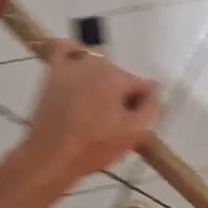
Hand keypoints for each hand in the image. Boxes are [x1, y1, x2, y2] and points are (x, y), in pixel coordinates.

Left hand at [21, 41, 161, 182]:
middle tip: (112, 123)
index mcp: (116, 77)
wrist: (51, 157)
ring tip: (93, 109)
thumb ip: (152, 108)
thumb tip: (156, 88)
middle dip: (120, 96)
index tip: (131, 125)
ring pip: (97, 66)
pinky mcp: (53, 72)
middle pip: (119, 77)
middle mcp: (95, 63)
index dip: (141, 107)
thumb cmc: (94, 147)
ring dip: (100, 81)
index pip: (141, 85)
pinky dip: (74, 53)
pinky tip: (77, 69)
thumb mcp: (133, 134)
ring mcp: (71, 65)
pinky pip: (66, 50)